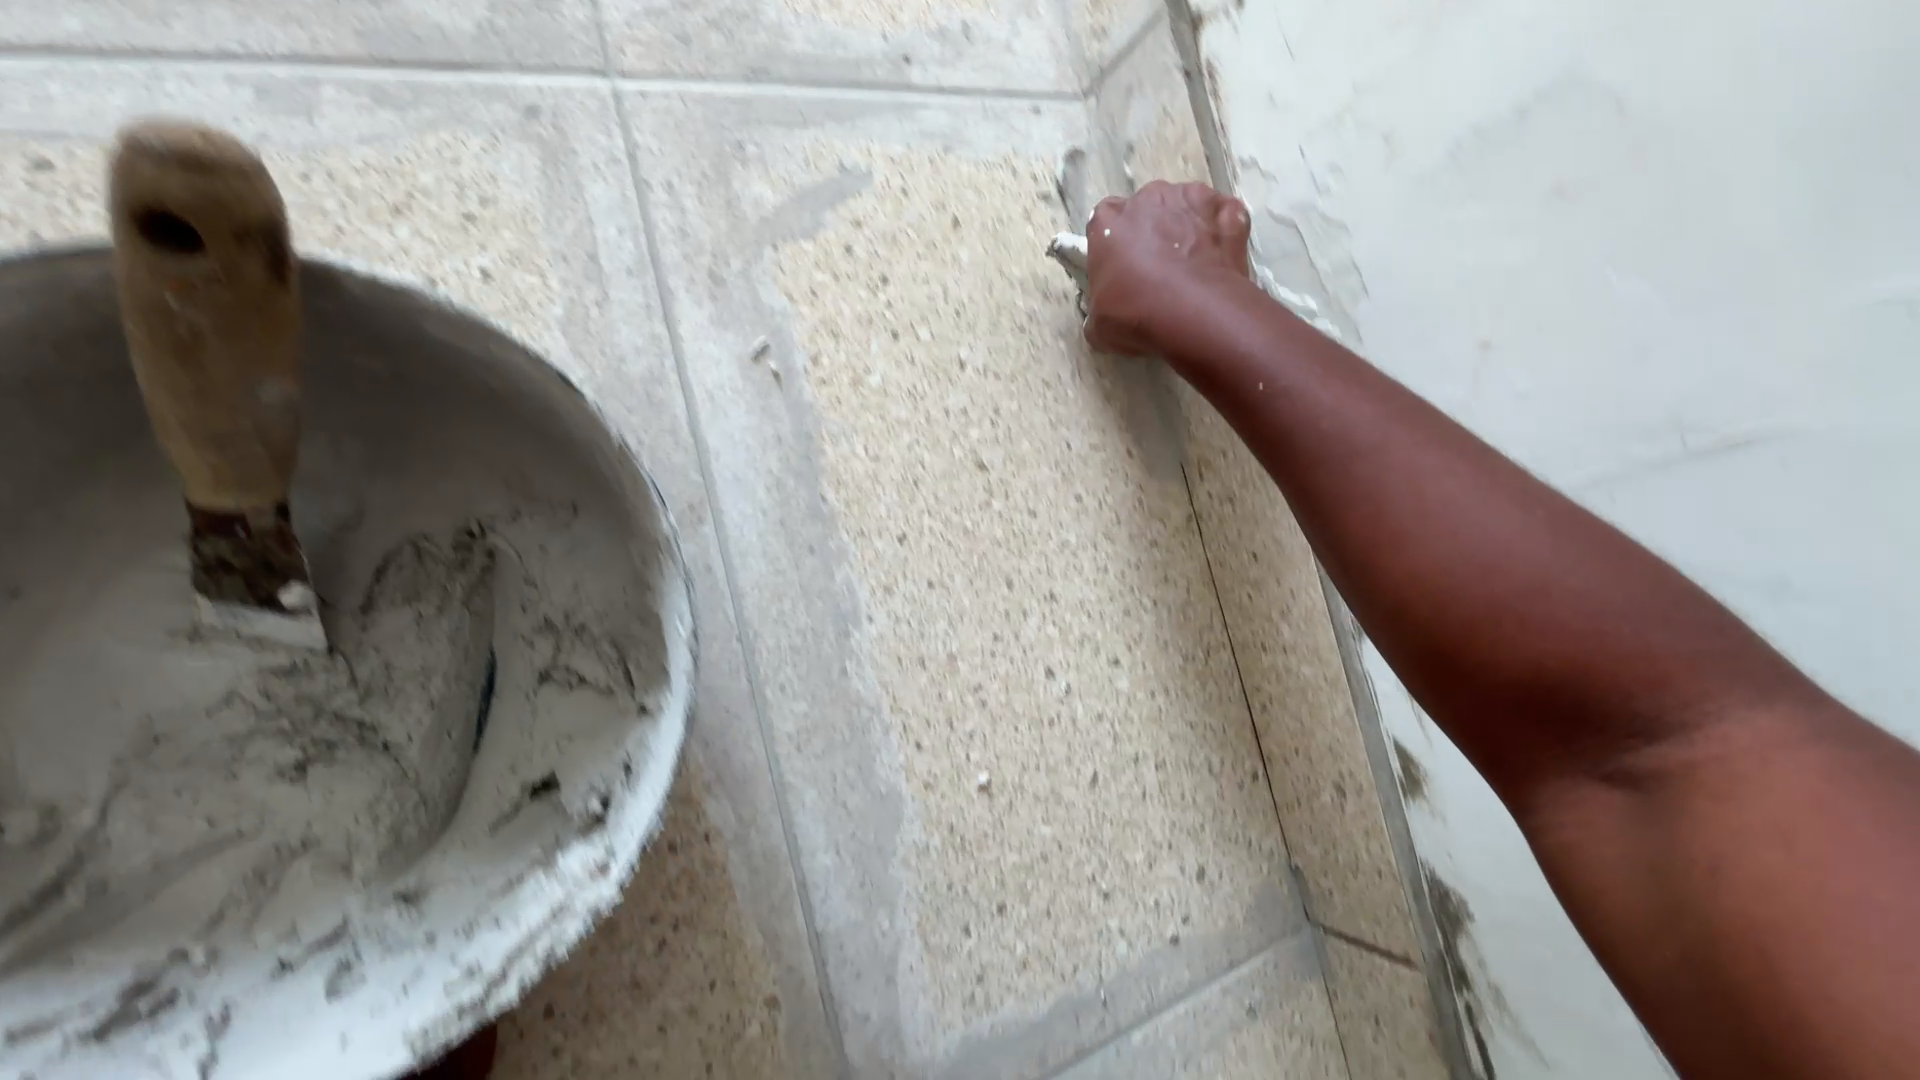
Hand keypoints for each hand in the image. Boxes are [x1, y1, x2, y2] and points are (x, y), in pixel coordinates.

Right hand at [1083, 180, 1252, 356]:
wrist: (1194, 315)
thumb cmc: (1134, 314)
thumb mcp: (1098, 322)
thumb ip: (1098, 307)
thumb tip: (1104, 315)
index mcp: (1109, 220)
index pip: (1105, 222)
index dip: (1114, 246)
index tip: (1120, 269)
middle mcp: (1148, 198)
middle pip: (1146, 209)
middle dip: (1151, 232)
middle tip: (1155, 270)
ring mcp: (1191, 199)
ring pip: (1185, 207)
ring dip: (1186, 228)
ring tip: (1190, 266)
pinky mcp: (1227, 211)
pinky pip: (1222, 216)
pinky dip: (1221, 232)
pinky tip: (1219, 259)